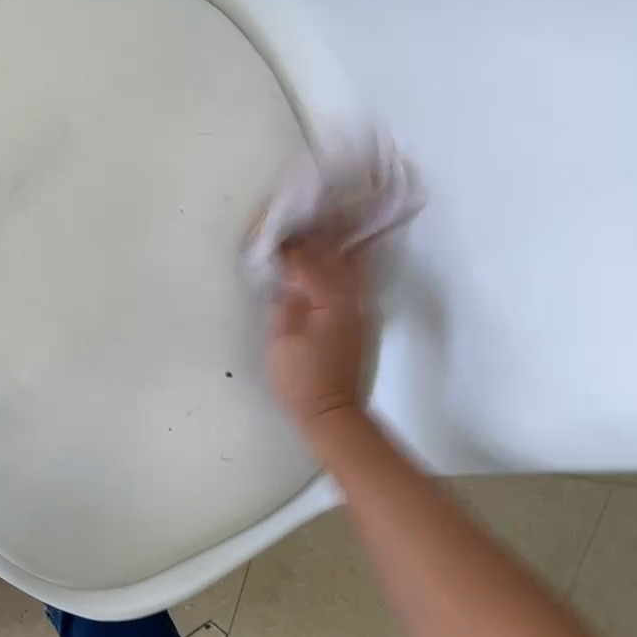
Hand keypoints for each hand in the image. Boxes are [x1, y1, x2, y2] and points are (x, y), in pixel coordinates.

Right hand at [267, 234, 369, 430]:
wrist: (332, 412)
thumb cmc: (300, 380)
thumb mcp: (281, 340)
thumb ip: (285, 303)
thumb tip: (288, 279)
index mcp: (329, 300)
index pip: (309, 262)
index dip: (291, 247)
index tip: (275, 237)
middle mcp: (351, 298)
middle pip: (335, 256)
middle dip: (317, 238)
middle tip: (298, 224)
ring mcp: (360, 308)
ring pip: (350, 265)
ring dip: (334, 247)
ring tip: (319, 231)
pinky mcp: (360, 320)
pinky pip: (354, 281)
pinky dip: (343, 265)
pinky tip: (335, 258)